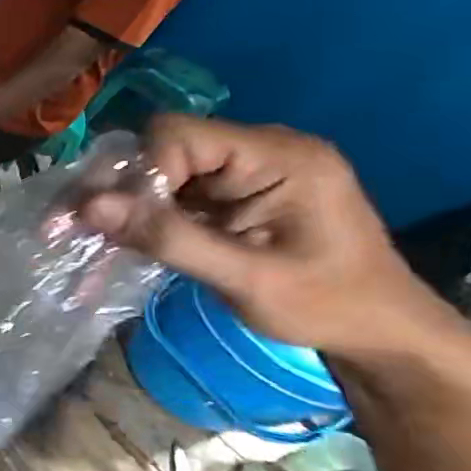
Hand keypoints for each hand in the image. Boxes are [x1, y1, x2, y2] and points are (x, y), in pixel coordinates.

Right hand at [78, 116, 466, 357]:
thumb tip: (86, 206)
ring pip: (165, 167)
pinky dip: (151, 211)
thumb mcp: (246, 278)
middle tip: (99, 229)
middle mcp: (263, 148)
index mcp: (281, 157)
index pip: (179, 134)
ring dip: (135, 201)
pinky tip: (140, 237)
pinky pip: (177, 186)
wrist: (384, 336)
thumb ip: (168, 238)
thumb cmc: (328, 307)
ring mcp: (250, 169)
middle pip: (166, 146)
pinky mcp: (238, 190)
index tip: (126, 220)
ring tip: (113, 237)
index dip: (141, 170)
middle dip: (129, 187)